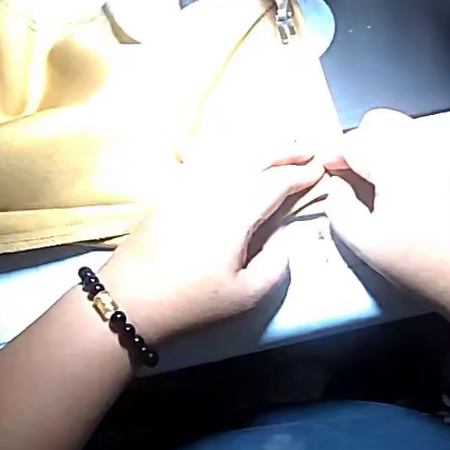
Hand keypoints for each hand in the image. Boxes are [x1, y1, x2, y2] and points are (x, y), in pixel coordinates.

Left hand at [99, 152, 323, 342]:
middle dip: (284, 151)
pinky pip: (202, 159)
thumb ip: (276, 262)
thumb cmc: (191, 302)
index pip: (276, 182)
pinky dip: (222, 150)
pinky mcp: (170, 191)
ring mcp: (187, 185)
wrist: (128, 300)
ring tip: (278, 148)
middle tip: (308, 150)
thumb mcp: (246, 294)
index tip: (321, 171)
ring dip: (258, 148)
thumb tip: (281, 234)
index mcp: (236, 211)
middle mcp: (213, 188)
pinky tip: (224, 148)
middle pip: (254, 157)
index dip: (301, 175)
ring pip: (228, 153)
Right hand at [324, 109, 449, 327]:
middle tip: (355, 179)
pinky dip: (413, 155)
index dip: (334, 156)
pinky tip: (415, 189)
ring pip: (406, 129)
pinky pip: (430, 141)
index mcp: (401, 162)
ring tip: (387, 187)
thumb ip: (339, 209)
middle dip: (361, 146)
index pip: (353, 141)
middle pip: (379, 124)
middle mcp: (429, 143)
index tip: (328, 173)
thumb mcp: (368, 245)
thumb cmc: (430, 266)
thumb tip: (338, 186)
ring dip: (388, 149)